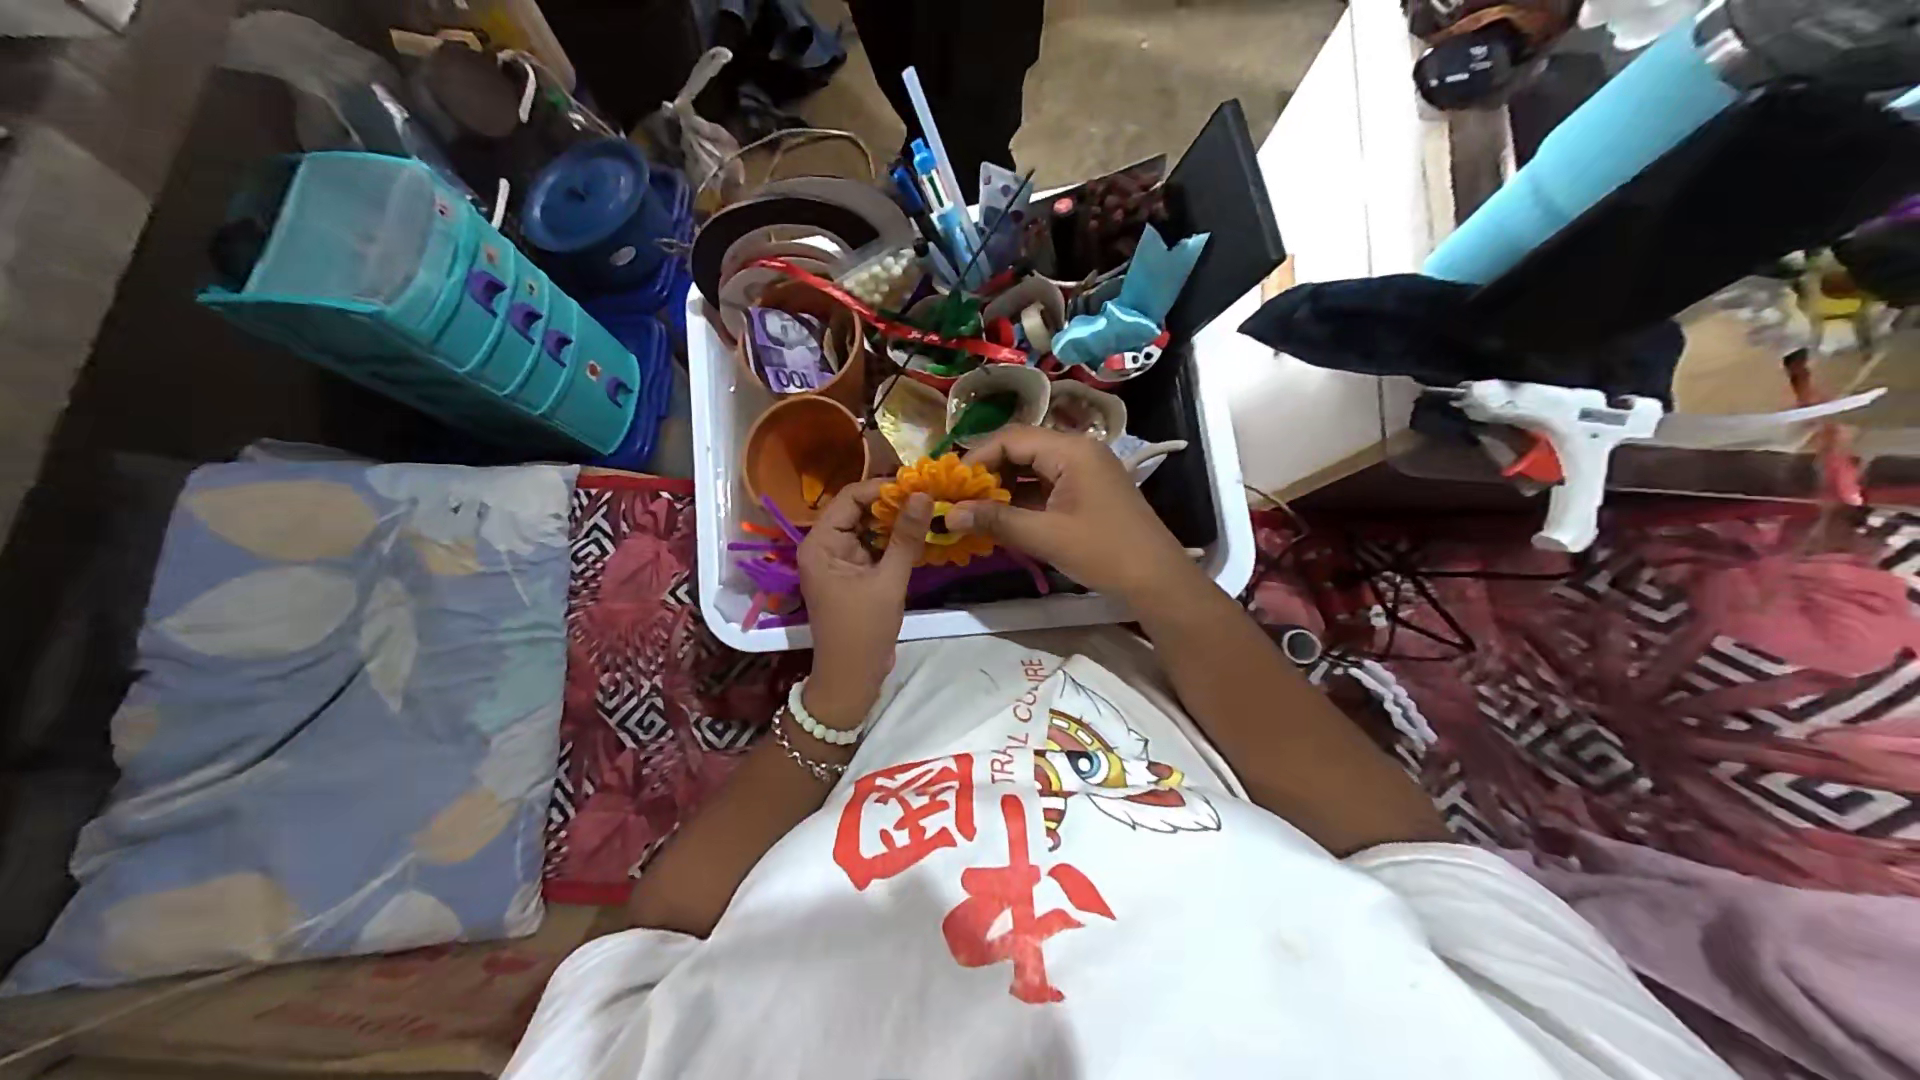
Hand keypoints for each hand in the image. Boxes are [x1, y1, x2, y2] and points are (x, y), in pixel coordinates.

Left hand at [796, 479, 933, 727]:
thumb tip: (922, 495)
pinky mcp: (853, 574)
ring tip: (929, 509)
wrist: (852, 678)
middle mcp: (825, 546)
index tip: (917, 485)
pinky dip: (894, 540)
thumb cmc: (863, 630)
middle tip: (928, 495)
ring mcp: (839, 560)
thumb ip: (906, 537)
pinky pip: (874, 546)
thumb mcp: (888, 581)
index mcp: (821, 544)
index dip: (882, 488)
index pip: (850, 498)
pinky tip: (920, 533)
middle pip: (858, 510)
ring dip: (895, 521)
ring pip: (868, 527)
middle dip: (891, 503)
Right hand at [949, 425, 1195, 600]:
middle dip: (989, 473)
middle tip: (961, 500)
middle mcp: (1079, 451)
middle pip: (1022, 449)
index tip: (953, 486)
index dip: (977, 459)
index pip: (1012, 439)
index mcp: (1071, 450)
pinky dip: (1024, 499)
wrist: (1157, 579)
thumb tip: (949, 515)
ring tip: (977, 511)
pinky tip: (1004, 518)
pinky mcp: (1088, 491)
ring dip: (1005, 488)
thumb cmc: (1103, 551)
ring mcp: (1086, 470)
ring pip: (1033, 468)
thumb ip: (996, 521)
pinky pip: (1047, 485)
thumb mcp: (1045, 536)